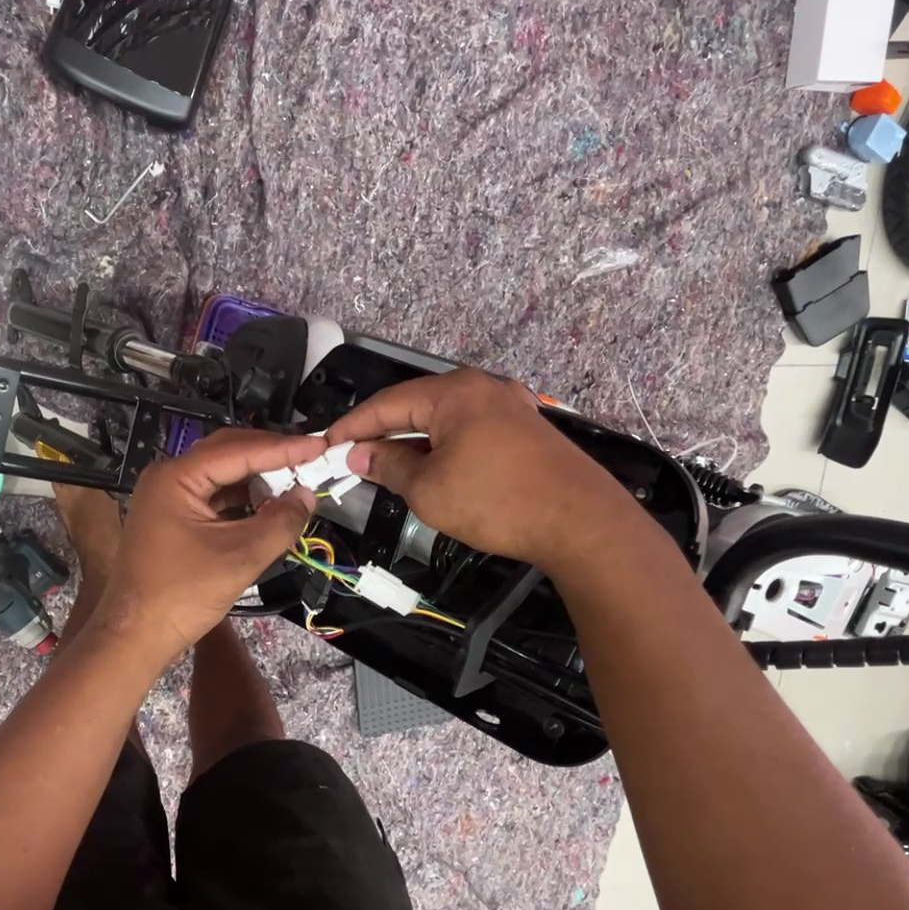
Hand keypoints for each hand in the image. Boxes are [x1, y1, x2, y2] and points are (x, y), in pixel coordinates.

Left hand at [93, 428, 322, 660]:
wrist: (134, 636)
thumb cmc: (182, 596)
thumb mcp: (240, 557)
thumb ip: (279, 523)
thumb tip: (308, 496)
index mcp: (176, 477)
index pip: (238, 451)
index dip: (283, 448)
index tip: (319, 446)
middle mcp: (168, 477)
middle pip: (228, 453)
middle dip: (270, 456)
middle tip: (311, 458)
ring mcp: (168, 497)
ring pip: (221, 475)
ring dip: (258, 478)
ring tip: (296, 480)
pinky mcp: (173, 518)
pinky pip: (214, 496)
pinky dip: (243, 498)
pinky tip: (269, 505)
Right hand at [325, 369, 632, 565]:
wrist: (581, 522)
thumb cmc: (496, 501)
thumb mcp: (428, 489)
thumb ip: (389, 466)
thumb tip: (361, 455)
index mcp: (454, 392)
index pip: (387, 403)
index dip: (353, 426)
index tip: (327, 445)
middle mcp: (482, 387)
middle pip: (417, 405)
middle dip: (384, 433)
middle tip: (354, 458)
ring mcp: (509, 406)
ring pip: (445, 419)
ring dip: (415, 441)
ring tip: (389, 467)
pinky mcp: (526, 429)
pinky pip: (470, 429)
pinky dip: (445, 446)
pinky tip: (435, 468)